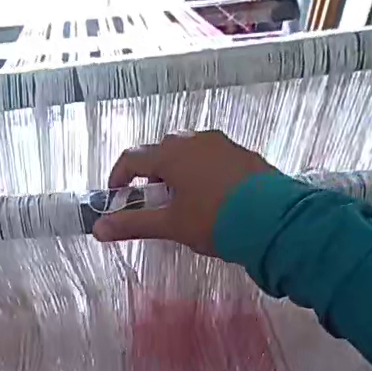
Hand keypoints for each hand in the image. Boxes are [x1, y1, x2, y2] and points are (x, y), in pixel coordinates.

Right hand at [92, 130, 273, 256]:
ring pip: (189, 153)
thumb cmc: (214, 220)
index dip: (118, 177)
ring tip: (182, 202)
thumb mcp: (170, 225)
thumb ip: (133, 224)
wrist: (274, 221)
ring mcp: (223, 145)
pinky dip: (202, 174)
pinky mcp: (245, 156)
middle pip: (162, 152)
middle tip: (152, 202)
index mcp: (172, 154)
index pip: (133, 158)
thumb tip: (97, 230)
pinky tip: (211, 199)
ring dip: (177, 173)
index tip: (115, 197)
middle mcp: (196, 141)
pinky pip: (213, 159)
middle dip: (150, 175)